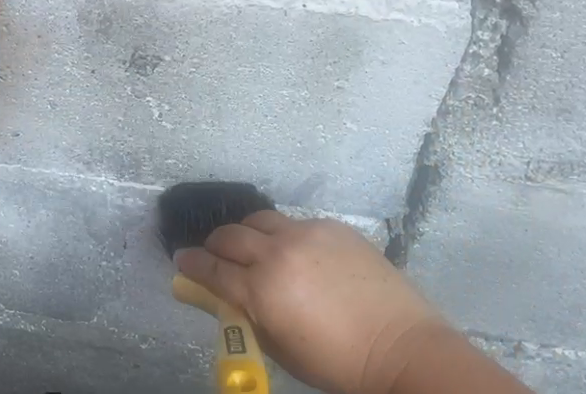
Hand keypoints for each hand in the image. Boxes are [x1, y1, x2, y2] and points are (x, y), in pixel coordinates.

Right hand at [176, 213, 450, 393]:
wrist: (404, 350)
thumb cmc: (339, 365)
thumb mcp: (282, 351)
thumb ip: (245, 318)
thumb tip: (216, 296)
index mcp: (262, 291)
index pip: (211, 269)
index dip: (192, 264)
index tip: (182, 260)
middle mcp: (277, 253)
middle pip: (229, 236)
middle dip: (215, 246)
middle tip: (214, 256)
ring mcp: (306, 234)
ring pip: (258, 220)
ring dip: (247, 234)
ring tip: (253, 248)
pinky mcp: (331, 226)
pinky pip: (294, 223)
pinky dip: (284, 235)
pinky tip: (297, 254)